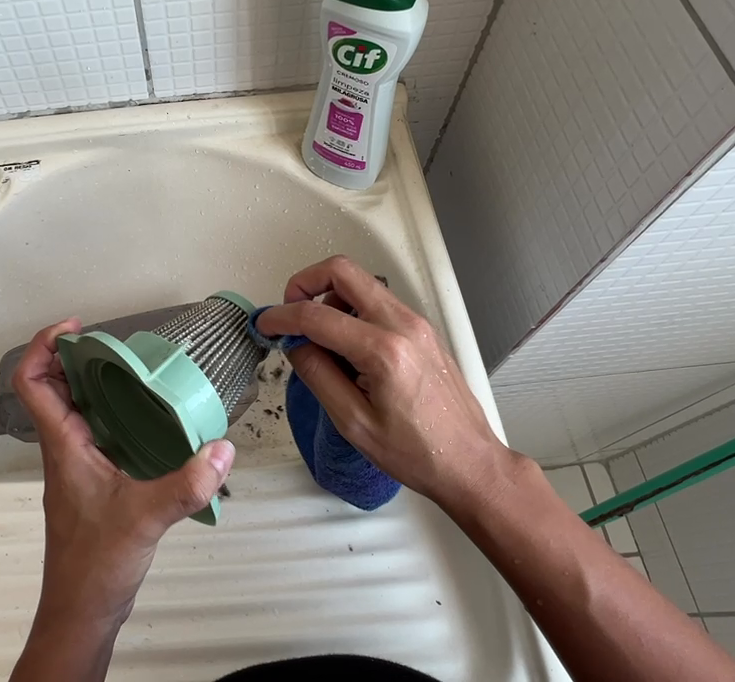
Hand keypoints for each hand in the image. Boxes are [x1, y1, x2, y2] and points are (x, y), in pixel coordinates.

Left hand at [9, 318, 234, 680]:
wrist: (81, 612)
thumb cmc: (92, 568)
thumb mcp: (144, 519)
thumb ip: (184, 485)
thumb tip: (219, 450)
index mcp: (62, 446)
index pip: (32, 383)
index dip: (44, 347)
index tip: (73, 328)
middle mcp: (64, 448)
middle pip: (52, 387)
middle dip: (72, 355)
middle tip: (105, 339)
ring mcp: (76, 463)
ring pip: (72, 408)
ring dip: (89, 380)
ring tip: (125, 365)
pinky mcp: (92, 478)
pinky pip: (93, 429)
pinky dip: (110, 410)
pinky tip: (143, 415)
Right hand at [255, 256, 512, 509]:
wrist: (470, 464)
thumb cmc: (417, 454)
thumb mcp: (353, 423)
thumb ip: (318, 375)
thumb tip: (294, 344)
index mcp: (383, 351)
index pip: (316, 315)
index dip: (281, 317)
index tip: (264, 324)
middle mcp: (403, 325)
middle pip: (342, 270)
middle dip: (305, 282)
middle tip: (289, 311)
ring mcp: (416, 323)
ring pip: (361, 282)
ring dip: (330, 296)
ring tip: (318, 337)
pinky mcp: (422, 329)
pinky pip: (378, 300)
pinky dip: (352, 309)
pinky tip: (345, 344)